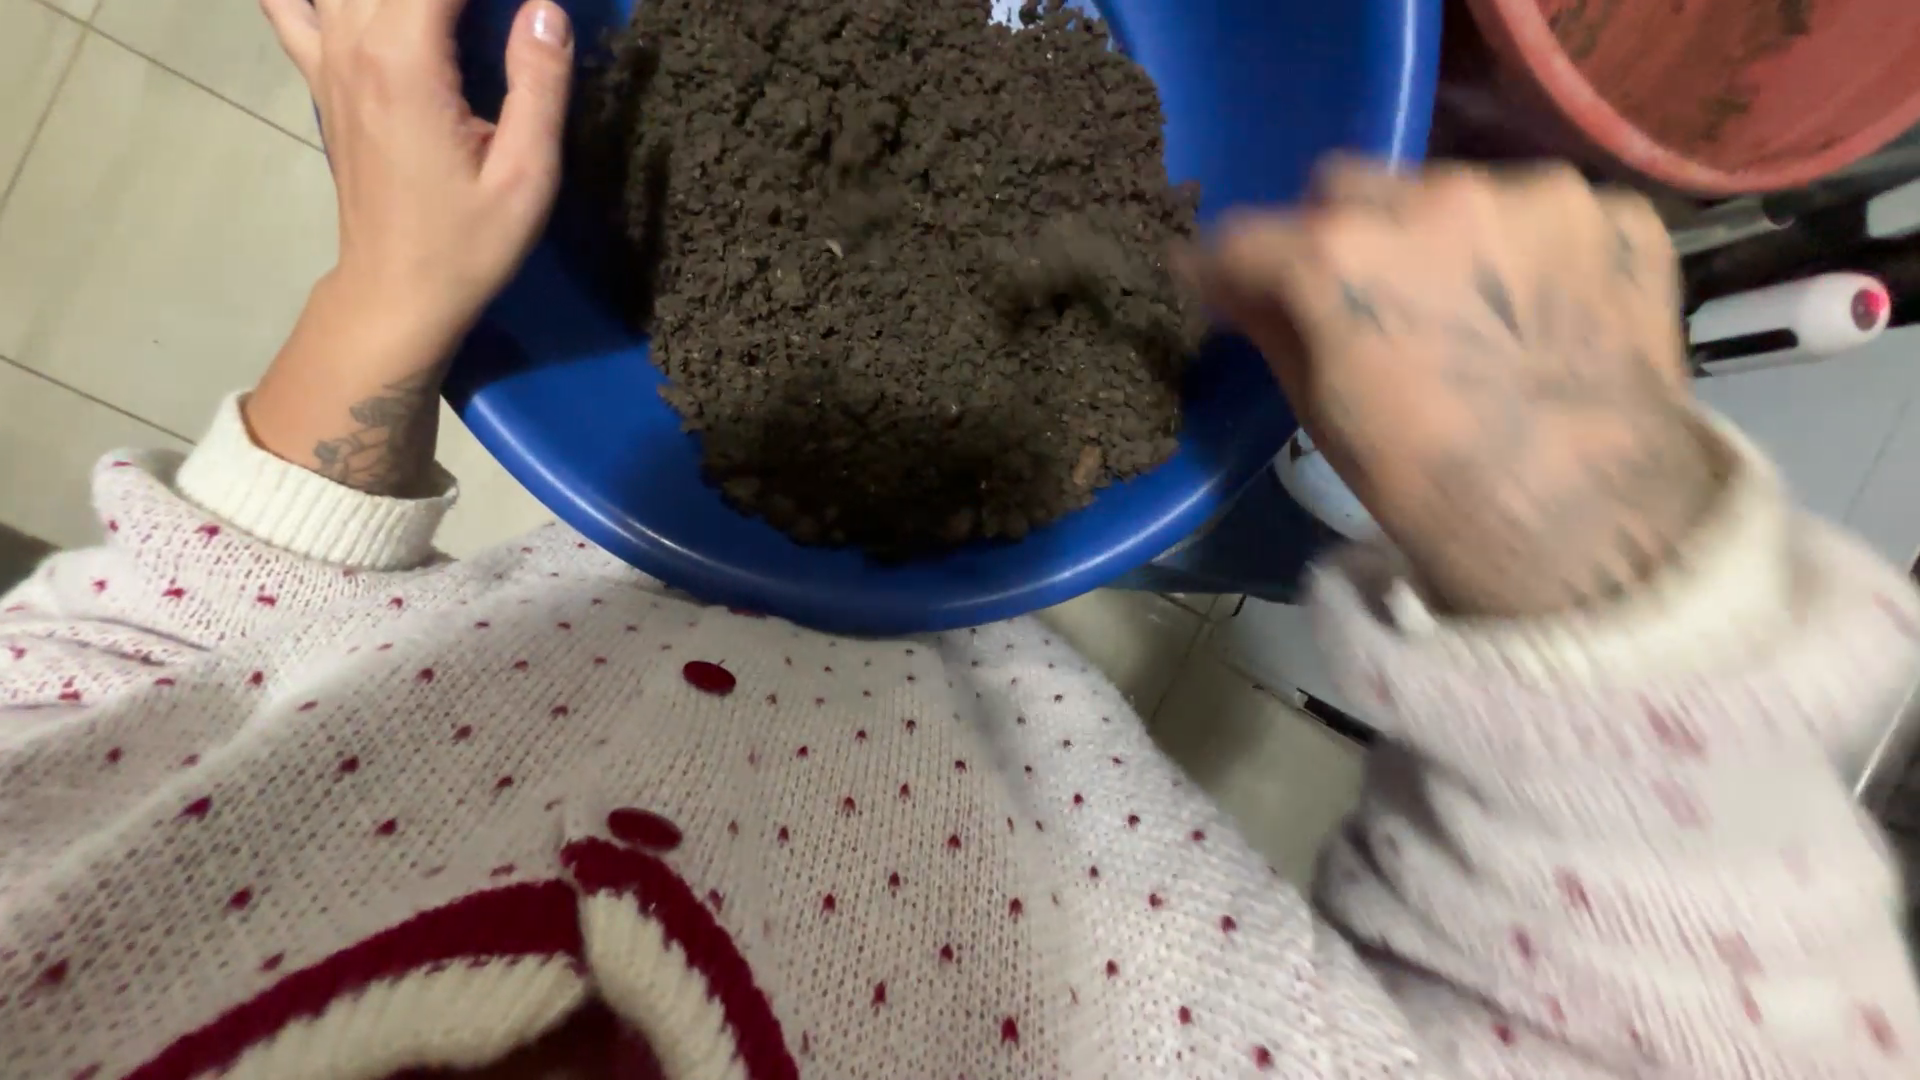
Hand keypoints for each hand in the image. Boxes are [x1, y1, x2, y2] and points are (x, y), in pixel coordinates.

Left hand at [262, 0, 574, 350]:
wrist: (400, 287)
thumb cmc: (470, 242)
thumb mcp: (525, 176)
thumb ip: (538, 87)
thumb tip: (548, 9)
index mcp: (405, 60)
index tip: (533, 4)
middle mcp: (351, 39)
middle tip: (502, 15)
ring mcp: (324, 53)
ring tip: (455, 19)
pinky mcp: (318, 73)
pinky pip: (291, 0)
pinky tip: (362, 9)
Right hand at [1183, 160, 1721, 616]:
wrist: (1580, 516)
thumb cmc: (1417, 477)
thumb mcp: (1315, 406)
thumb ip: (1268, 325)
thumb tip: (1230, 286)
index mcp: (1340, 257)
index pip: (1246, 236)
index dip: (1223, 266)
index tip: (1219, 284)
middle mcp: (1432, 198)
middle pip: (1342, 187)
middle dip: (1325, 234)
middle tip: (1346, 296)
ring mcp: (1534, 196)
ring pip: (1438, 188)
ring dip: (1421, 235)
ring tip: (1448, 305)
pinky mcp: (1612, 210)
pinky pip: (1527, 211)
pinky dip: (1508, 249)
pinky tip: (1522, 311)